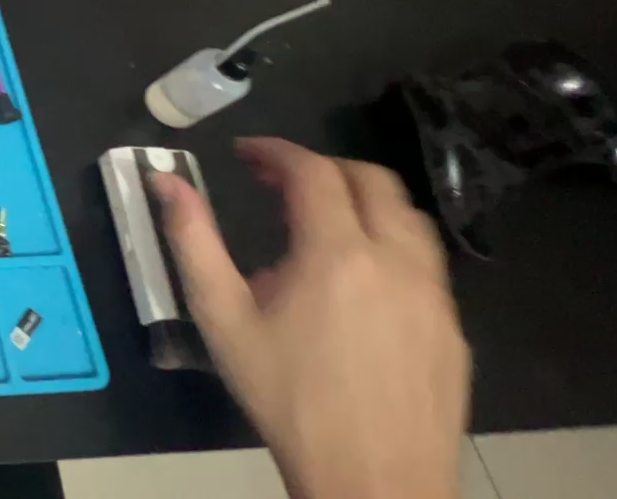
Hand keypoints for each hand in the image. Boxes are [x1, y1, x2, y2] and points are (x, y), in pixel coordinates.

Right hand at [154, 136, 469, 498]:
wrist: (373, 481)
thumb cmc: (284, 393)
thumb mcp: (220, 314)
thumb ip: (191, 237)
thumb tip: (164, 180)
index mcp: (336, 255)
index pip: (314, 173)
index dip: (275, 151)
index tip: (243, 152)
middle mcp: (396, 264)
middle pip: (373, 181)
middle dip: (319, 166)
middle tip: (273, 178)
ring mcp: (435, 298)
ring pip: (408, 217)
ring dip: (359, 199)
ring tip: (313, 217)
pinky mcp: (452, 330)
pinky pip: (424, 260)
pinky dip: (384, 239)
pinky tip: (350, 274)